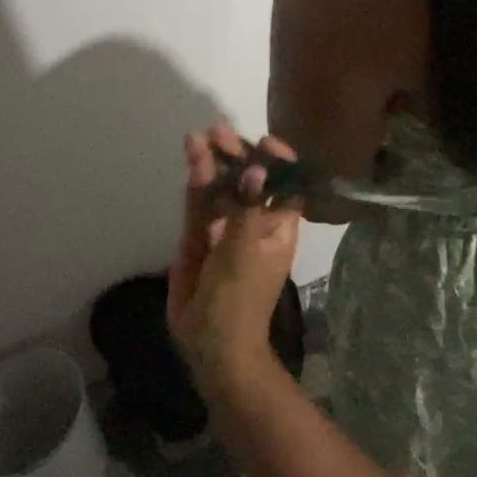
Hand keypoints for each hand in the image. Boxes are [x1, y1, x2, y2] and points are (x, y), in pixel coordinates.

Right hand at [167, 126, 302, 399]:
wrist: (211, 344)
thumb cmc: (241, 298)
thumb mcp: (246, 251)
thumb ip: (247, 207)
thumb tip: (256, 168)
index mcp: (278, 227)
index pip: (285, 185)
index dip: (278, 162)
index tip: (265, 141)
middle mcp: (253, 222)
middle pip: (248, 180)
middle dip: (235, 155)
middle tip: (218, 131)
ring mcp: (224, 228)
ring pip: (220, 187)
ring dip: (211, 162)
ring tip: (198, 136)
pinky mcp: (198, 237)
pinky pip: (199, 204)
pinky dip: (195, 181)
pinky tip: (191, 158)